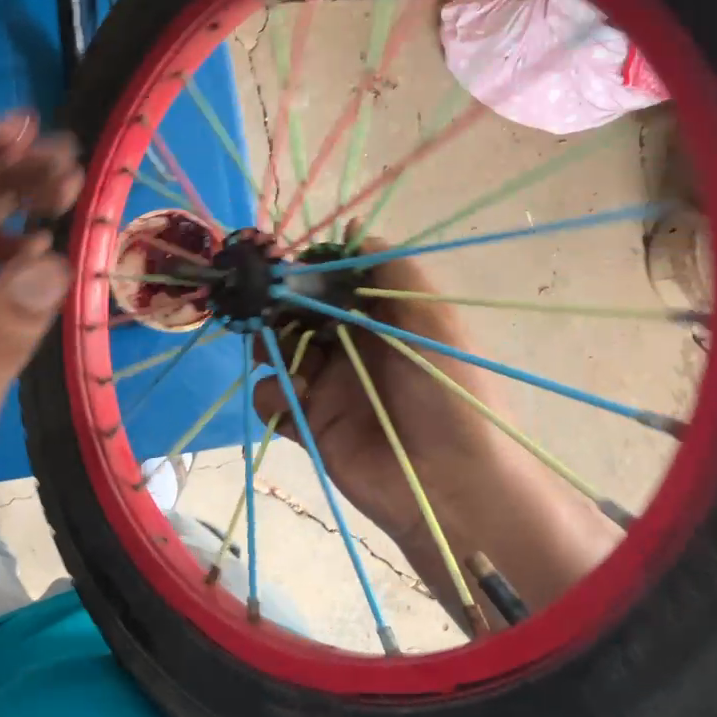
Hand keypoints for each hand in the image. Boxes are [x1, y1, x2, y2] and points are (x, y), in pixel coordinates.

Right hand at [253, 238, 502, 544]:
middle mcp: (348, 347)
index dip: (305, 271)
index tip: (282, 263)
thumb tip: (351, 232)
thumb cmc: (448, 393)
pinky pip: (270, 397)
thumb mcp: (433, 321)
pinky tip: (293, 397)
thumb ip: (392, 272)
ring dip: (268, 345)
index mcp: (379, 320)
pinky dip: (272, 392)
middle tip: (264, 304)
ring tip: (275, 352)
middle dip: (275, 306)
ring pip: (274, 351)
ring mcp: (325, 386)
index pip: (331, 283)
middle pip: (294, 314)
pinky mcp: (307, 423)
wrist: (452, 484)